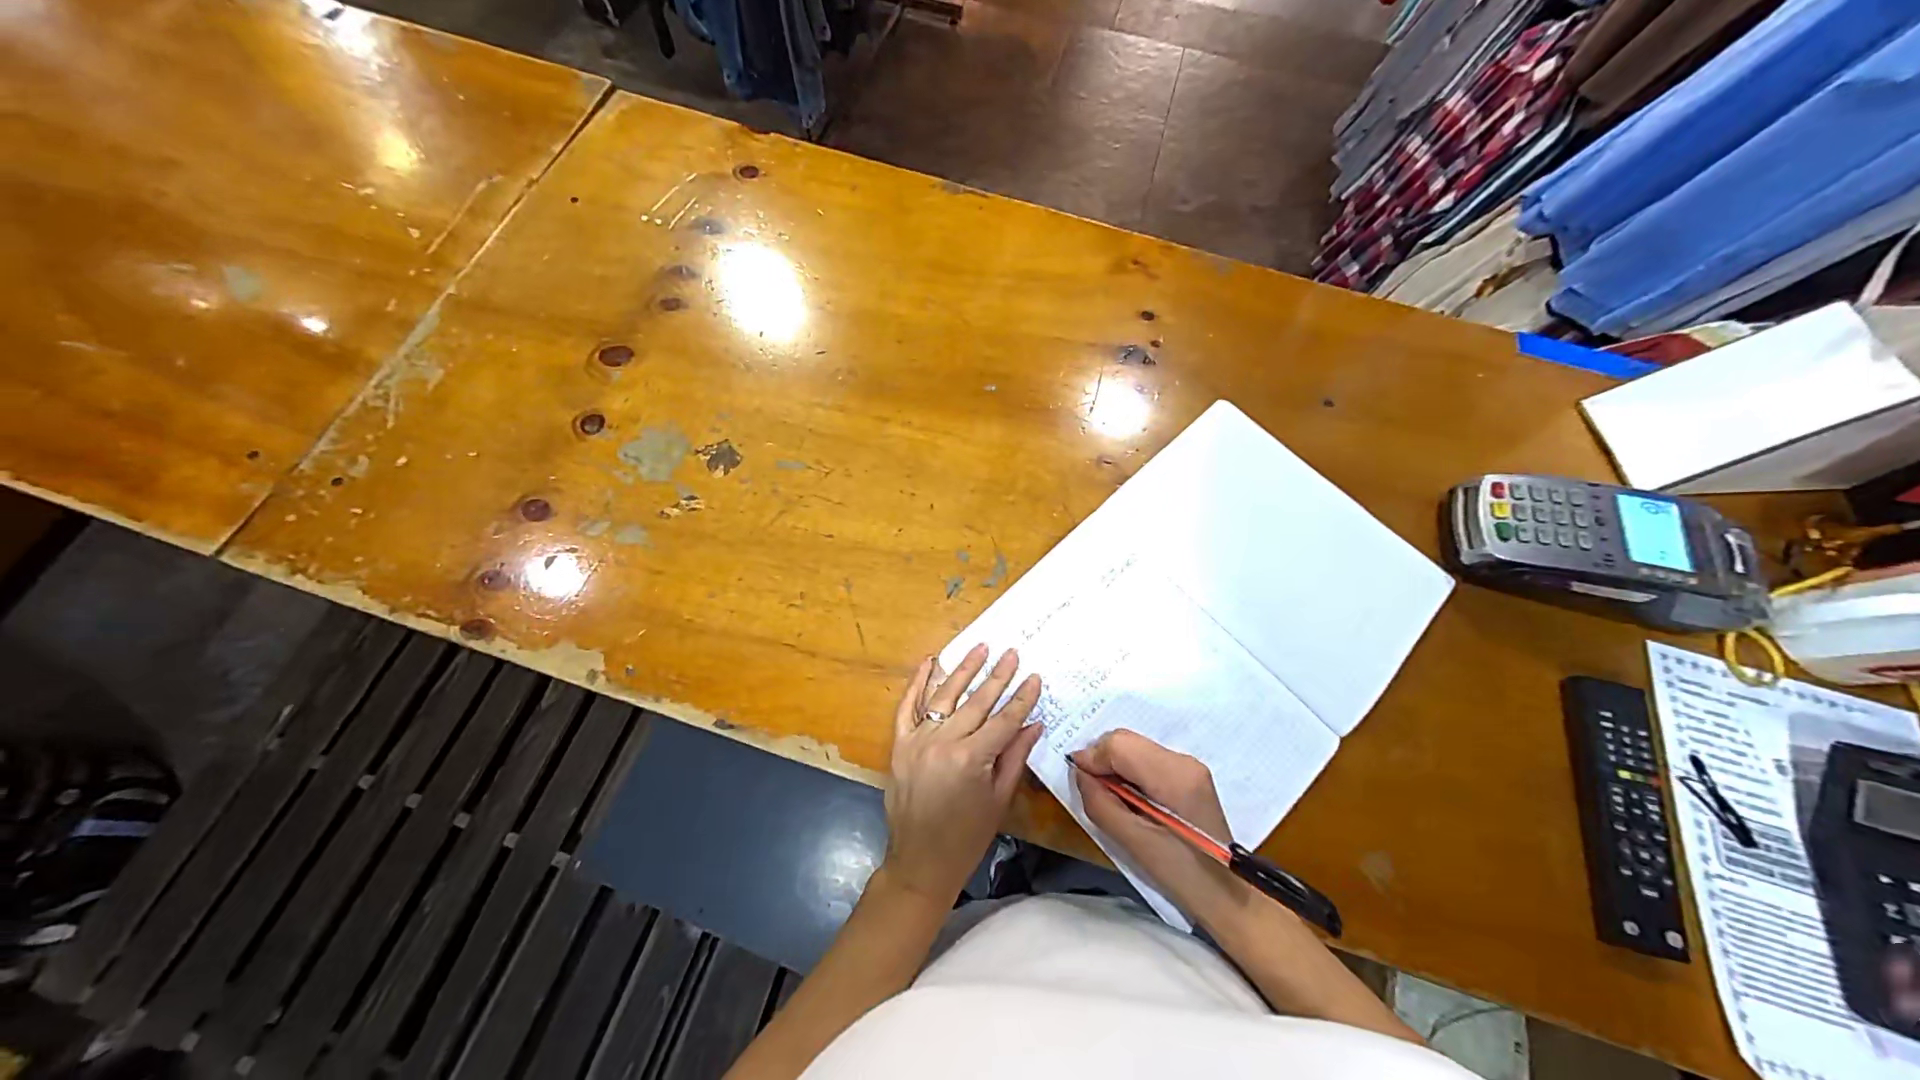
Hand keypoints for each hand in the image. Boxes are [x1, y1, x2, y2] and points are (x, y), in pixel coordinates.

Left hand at [879, 645, 1043, 905]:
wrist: (920, 862)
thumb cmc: (967, 837)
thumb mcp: (999, 798)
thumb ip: (1015, 756)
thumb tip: (1034, 722)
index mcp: (971, 759)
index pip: (1003, 720)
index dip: (1021, 698)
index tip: (1034, 676)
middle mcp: (943, 744)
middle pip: (976, 702)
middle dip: (997, 676)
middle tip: (1012, 653)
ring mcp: (917, 742)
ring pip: (944, 697)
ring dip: (963, 670)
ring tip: (980, 648)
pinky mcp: (899, 745)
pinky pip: (907, 707)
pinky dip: (918, 684)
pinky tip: (930, 663)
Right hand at [1073, 729, 1252, 927]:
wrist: (1226, 894)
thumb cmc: (1181, 874)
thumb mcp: (1133, 843)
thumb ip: (1100, 804)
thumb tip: (1081, 774)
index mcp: (1174, 777)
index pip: (1119, 744)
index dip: (1092, 758)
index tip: (1079, 780)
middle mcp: (1184, 761)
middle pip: (1127, 740)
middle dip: (1102, 759)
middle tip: (1094, 790)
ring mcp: (1189, 765)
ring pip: (1135, 746)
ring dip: (1115, 765)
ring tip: (1112, 797)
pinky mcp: (1189, 774)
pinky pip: (1147, 757)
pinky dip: (1130, 770)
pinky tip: (1131, 798)